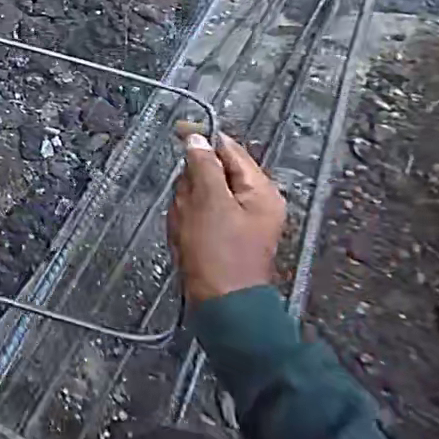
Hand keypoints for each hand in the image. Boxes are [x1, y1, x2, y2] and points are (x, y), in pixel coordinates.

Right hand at [167, 133, 288, 301]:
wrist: (222, 308)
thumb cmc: (219, 255)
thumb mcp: (210, 202)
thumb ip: (204, 166)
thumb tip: (197, 139)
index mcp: (259, 190)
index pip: (229, 150)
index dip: (203, 140)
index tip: (179, 131)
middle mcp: (252, 202)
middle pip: (210, 172)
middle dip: (191, 187)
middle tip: (188, 208)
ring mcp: (236, 220)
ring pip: (198, 195)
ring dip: (185, 208)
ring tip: (187, 230)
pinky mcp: (220, 236)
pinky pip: (196, 216)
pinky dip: (185, 224)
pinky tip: (186, 240)